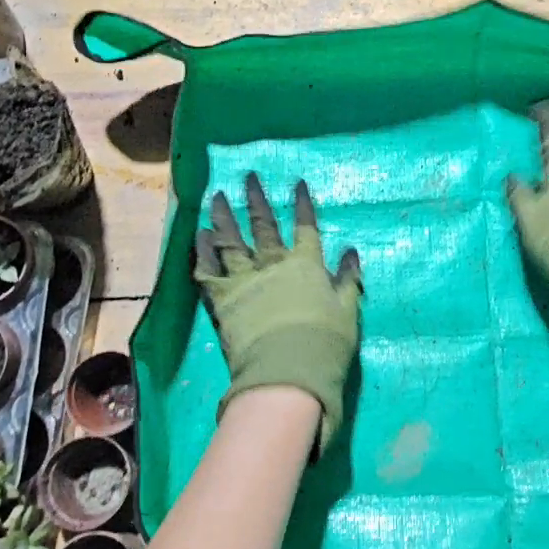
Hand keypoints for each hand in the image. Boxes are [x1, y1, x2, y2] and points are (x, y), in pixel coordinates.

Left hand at [195, 174, 362, 454]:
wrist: (288, 371)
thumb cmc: (325, 343)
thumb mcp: (347, 310)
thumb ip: (347, 280)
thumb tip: (350, 252)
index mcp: (307, 265)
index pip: (306, 226)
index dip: (302, 204)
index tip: (296, 183)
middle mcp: (274, 264)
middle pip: (264, 225)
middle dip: (257, 199)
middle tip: (248, 177)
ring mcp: (244, 279)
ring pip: (231, 240)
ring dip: (224, 216)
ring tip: (218, 196)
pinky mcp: (221, 299)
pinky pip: (208, 269)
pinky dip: (202, 251)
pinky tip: (198, 234)